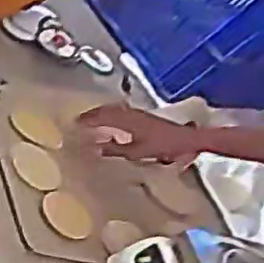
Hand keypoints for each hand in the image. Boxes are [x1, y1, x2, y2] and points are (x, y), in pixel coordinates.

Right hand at [76, 104, 201, 164]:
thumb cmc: (162, 146)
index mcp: (128, 121)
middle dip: (93, 114)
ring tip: (92, 119)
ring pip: (116, 110)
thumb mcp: (135, 152)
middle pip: (109, 110)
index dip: (88, 119)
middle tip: (80, 120)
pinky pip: (123, 113)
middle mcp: (133, 114)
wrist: (188, 139)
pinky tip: (111, 122)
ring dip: (103, 113)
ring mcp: (140, 114)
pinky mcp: (145, 117)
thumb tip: (96, 146)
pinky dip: (112, 115)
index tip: (75, 123)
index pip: (103, 117)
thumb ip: (114, 149)